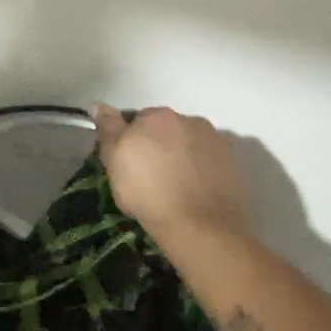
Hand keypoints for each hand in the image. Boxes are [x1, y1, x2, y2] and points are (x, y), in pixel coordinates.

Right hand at [93, 104, 251, 244]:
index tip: (128, 163)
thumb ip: (108, 130)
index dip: (129, 142)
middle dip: (157, 145)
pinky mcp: (233, 162)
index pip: (137, 120)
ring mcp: (216, 140)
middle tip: (148, 175)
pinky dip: (199, 170)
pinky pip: (207, 160)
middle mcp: (190, 120)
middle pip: (166, 129)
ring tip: (173, 185)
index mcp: (157, 116)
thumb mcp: (115, 161)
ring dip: (179, 156)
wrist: (199, 224)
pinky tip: (191, 191)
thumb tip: (97, 105)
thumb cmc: (146, 191)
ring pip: (188, 144)